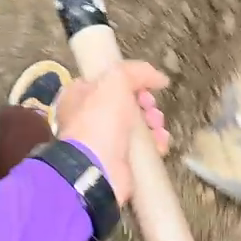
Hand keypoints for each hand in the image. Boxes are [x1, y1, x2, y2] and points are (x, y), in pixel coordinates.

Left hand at [54, 60, 169, 203]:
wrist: (97, 168)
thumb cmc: (100, 118)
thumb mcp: (116, 80)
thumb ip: (137, 72)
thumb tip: (160, 78)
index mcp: (79, 96)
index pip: (106, 82)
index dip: (128, 81)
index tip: (143, 86)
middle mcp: (88, 118)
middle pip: (125, 104)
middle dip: (145, 103)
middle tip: (151, 108)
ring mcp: (103, 141)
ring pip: (135, 126)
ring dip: (153, 123)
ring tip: (158, 126)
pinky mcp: (119, 161)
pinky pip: (141, 148)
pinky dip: (154, 143)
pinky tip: (161, 142)